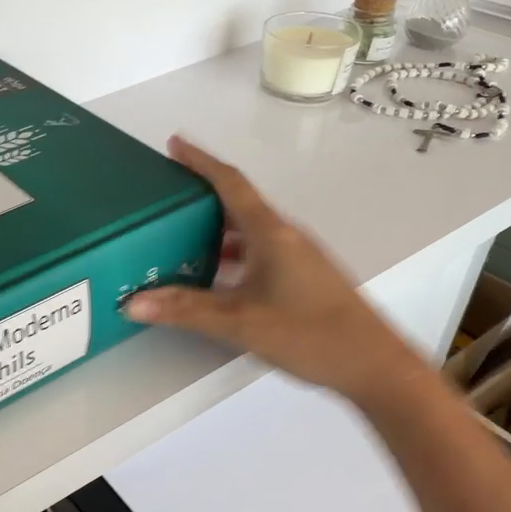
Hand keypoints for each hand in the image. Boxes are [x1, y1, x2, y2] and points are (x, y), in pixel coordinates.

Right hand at [125, 137, 423, 404]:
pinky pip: (261, 251)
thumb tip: (132, 302)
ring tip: (182, 236)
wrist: (377, 368)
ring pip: (251, 230)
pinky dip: (234, 253)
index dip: (201, 161)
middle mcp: (287, 236)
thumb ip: (186, 310)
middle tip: (168, 196)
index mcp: (271, 233)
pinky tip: (218, 276)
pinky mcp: (306, 278)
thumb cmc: (310, 335)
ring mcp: (300, 257)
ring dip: (218, 228)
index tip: (174, 143)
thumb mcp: (240, 323)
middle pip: (240, 203)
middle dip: (203, 195)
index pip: (231, 183)